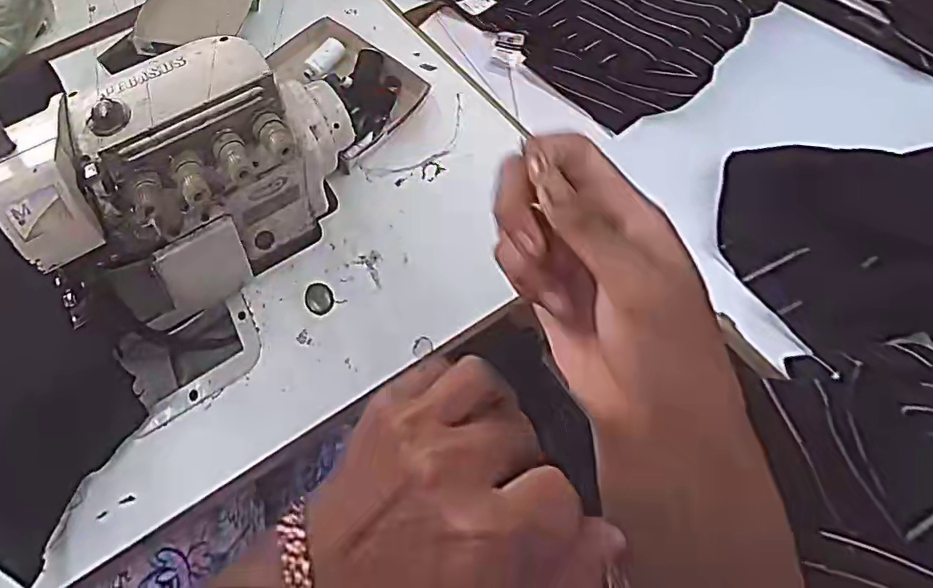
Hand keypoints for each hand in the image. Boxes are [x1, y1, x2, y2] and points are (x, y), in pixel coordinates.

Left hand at [307, 356, 623, 587]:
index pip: (559, 489)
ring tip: (482, 438)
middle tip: (502, 486)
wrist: (327, 576)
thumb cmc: (404, 587)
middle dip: (522, 461)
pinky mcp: (387, 403)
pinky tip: (451, 416)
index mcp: (480, 531)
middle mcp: (447, 468)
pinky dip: (453, 386)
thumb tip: (605, 535)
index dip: (556, 507)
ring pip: (486, 382)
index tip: (542, 515)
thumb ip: (557, 570)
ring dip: (492, 409)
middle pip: (523, 431)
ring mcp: (413, 426)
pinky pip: (440, 366)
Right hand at [493, 135, 802, 587]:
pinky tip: (550, 302)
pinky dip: (520, 276)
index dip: (542, 155)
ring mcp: (566, 254)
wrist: (656, 423)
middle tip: (530, 240)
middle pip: (532, 179)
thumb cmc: (674, 357)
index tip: (526, 181)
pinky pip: (510, 256)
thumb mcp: (637, 281)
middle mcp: (591, 227)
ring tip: (551, 284)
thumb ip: (584, 223)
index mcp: (625, 213)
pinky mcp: (544, 282)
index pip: (573, 154)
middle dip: (518, 205)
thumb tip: (544, 171)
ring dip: (521, 250)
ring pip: (515, 218)